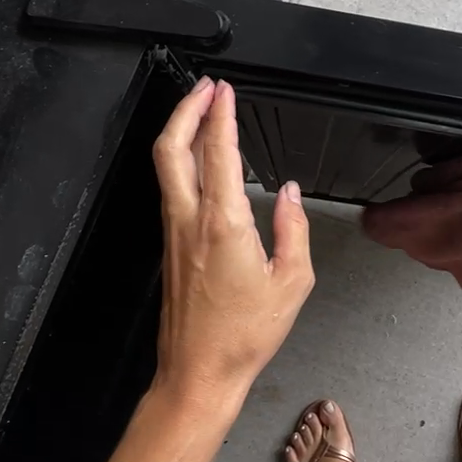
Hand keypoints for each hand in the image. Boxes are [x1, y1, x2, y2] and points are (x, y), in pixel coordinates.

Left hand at [152, 77, 313, 406]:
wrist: (198, 373)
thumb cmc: (244, 334)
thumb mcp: (292, 281)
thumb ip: (295, 229)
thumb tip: (291, 194)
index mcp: (223, 225)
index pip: (218, 152)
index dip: (220, 115)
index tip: (225, 91)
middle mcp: (190, 222)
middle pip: (172, 149)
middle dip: (186, 109)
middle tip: (204, 88)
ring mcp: (174, 233)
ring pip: (166, 167)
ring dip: (180, 131)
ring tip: (200, 112)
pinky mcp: (170, 246)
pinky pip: (171, 188)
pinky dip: (181, 160)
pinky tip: (199, 160)